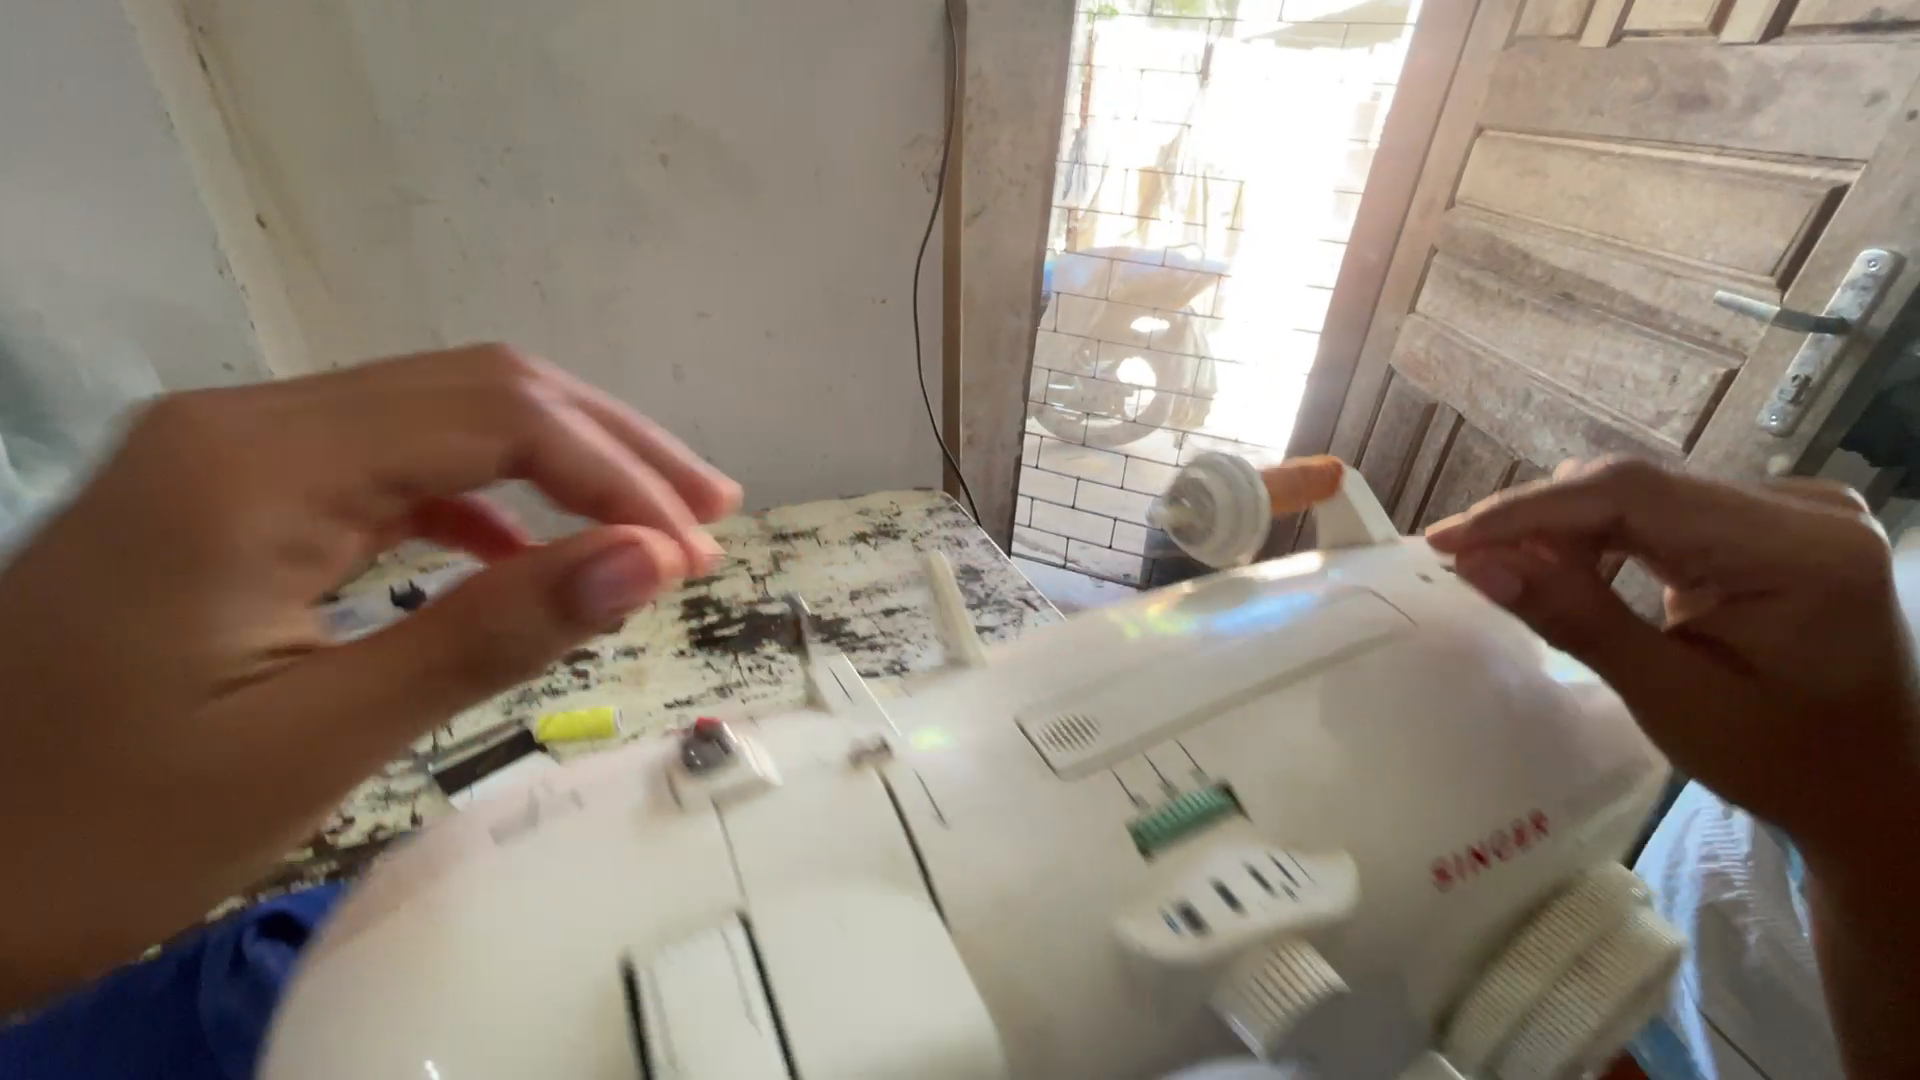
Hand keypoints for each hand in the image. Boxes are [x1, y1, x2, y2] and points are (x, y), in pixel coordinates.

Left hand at [0, 344, 739, 1008]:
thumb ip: (495, 632)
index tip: (692, 557)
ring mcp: (245, 454)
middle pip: (487, 386)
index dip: (618, 478)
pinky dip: (500, 498)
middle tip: (713, 509)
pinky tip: (536, 550)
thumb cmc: (97, 830)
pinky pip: (409, 465)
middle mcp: (253, 424)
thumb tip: (652, 560)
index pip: (499, 417)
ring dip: (570, 463)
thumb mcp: (319, 738)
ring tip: (656, 520)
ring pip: (454, 414)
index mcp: (257, 465)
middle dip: (616, 448)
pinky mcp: (249, 497)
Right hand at [1424, 458, 1919, 859]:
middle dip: (1535, 523)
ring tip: (1507, 573)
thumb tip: (1475, 563)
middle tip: (1462, 560)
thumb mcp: (1666, 693)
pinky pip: (1649, 516)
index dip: (1526, 511)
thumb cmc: (1781, 758)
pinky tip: (1562, 574)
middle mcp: (1800, 510)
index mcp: (1800, 549)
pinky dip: (1592, 542)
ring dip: (1558, 533)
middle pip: (1627, 489)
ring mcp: (1785, 513)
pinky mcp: (1761, 526)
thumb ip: (1572, 617)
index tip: (1446, 539)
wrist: (1872, 790)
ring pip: (1629, 498)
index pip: (1631, 496)